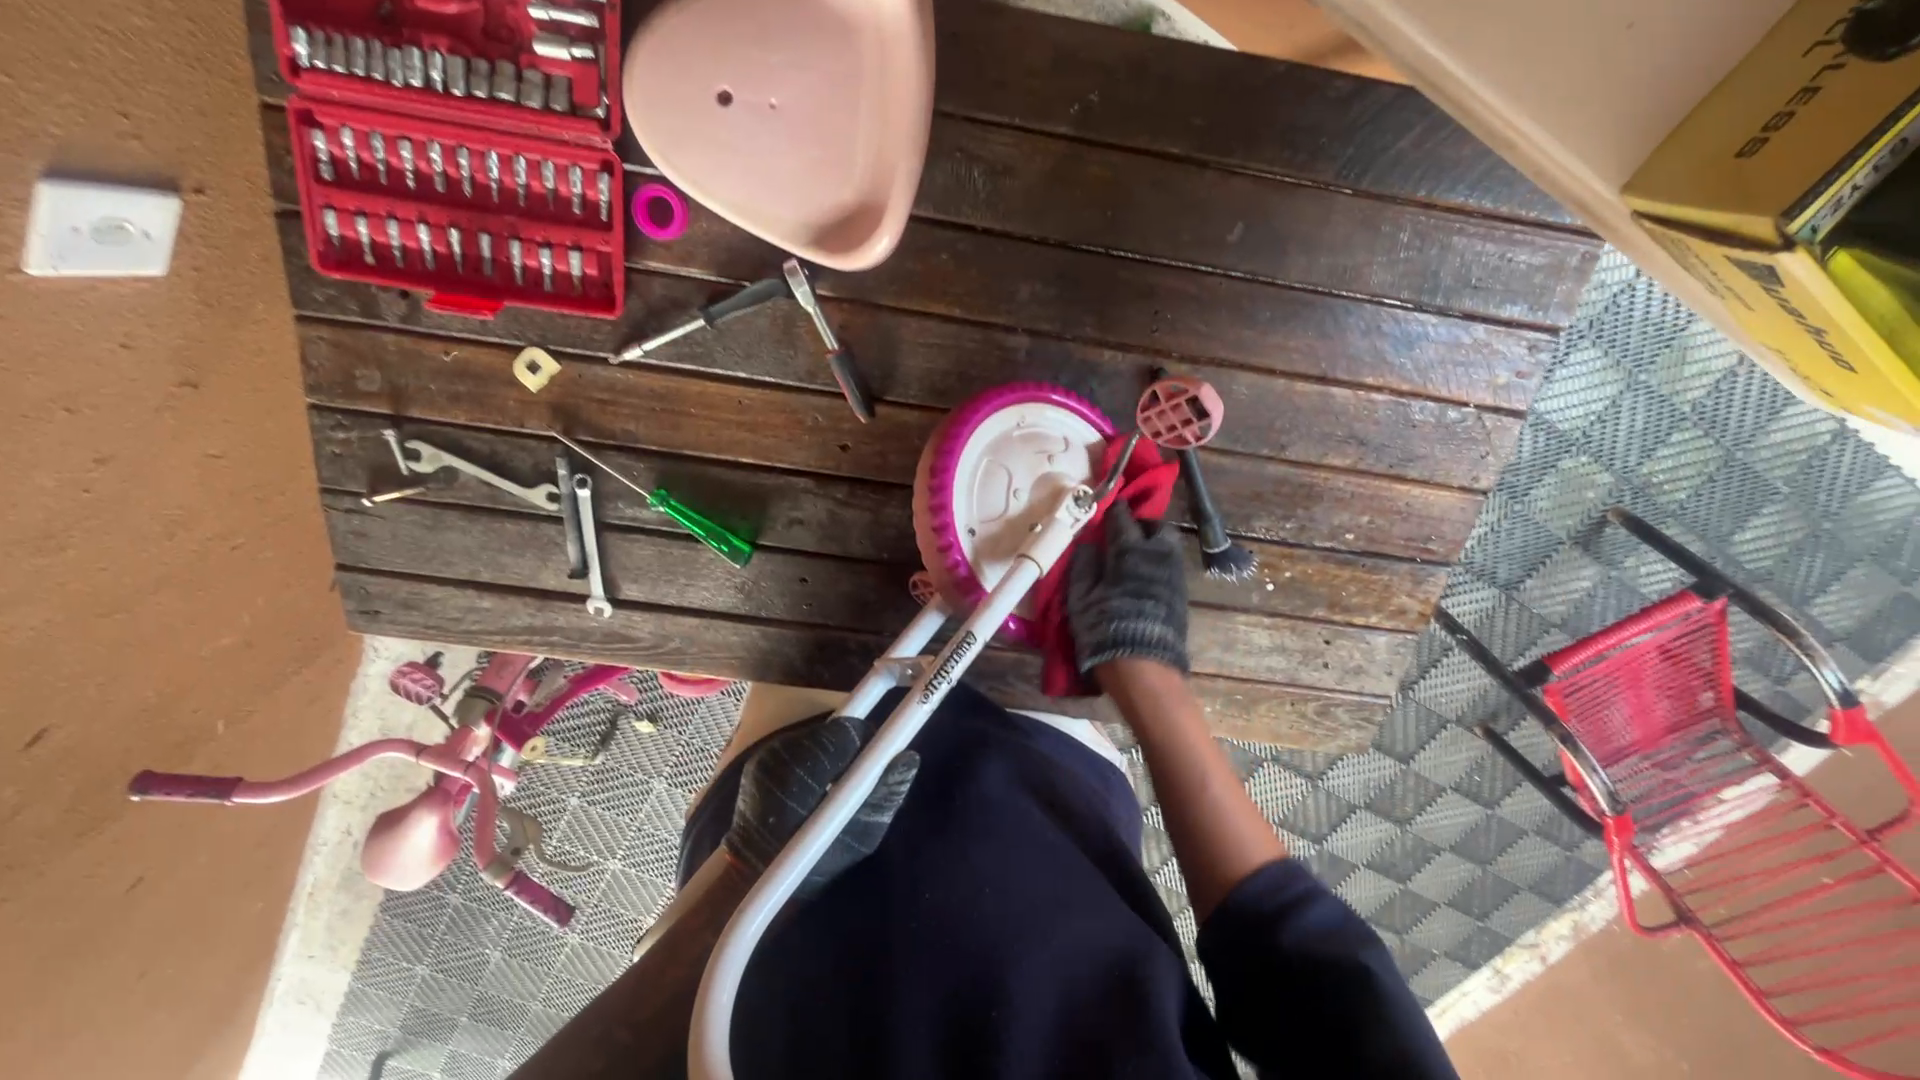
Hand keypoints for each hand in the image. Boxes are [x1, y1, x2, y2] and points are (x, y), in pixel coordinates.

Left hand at [724, 713, 918, 899]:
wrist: (753, 878)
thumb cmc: (812, 865)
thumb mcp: (858, 838)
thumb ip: (884, 796)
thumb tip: (908, 757)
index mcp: (803, 777)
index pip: (844, 733)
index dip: (868, 738)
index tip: (881, 752)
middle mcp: (778, 756)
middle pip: (831, 730)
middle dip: (852, 747)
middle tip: (861, 774)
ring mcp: (763, 756)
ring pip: (815, 736)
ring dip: (833, 753)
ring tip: (837, 783)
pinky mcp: (757, 761)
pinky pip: (797, 746)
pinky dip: (814, 758)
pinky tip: (816, 785)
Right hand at [1067, 499, 1188, 676]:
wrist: (1143, 668)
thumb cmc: (1104, 628)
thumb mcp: (1081, 597)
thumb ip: (1084, 565)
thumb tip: (1089, 544)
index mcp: (1130, 551)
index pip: (1123, 519)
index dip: (1114, 510)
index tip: (1107, 506)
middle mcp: (1158, 556)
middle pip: (1157, 526)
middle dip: (1141, 523)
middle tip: (1123, 531)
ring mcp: (1173, 575)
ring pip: (1168, 545)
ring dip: (1152, 542)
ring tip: (1133, 553)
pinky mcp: (1180, 594)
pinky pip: (1169, 565)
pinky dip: (1157, 561)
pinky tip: (1142, 574)